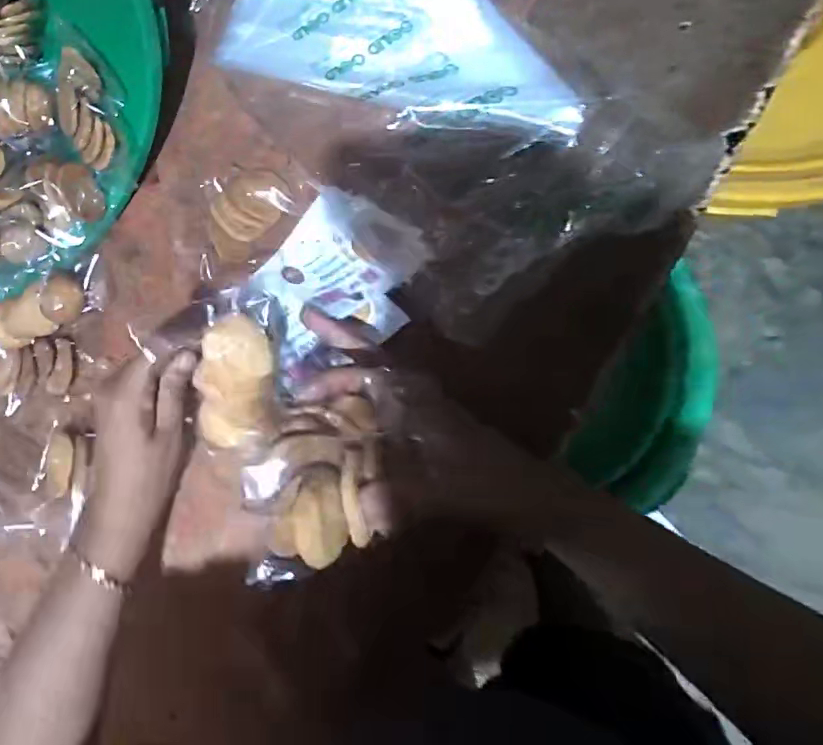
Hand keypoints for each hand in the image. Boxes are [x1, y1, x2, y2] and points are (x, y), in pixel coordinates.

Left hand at [73, 348, 196, 578]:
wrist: (115, 514)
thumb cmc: (148, 479)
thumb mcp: (170, 434)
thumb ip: (175, 390)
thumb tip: (187, 353)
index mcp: (124, 388)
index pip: (154, 348)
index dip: (180, 339)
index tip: (206, 334)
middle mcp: (108, 383)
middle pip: (145, 355)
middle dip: (174, 350)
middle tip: (206, 349)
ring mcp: (104, 393)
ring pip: (139, 367)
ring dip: (165, 364)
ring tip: (197, 363)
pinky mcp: (106, 404)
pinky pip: (132, 381)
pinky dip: (153, 379)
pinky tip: (176, 384)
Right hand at [298, 307, 593, 539]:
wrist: (526, 493)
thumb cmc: (480, 483)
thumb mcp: (440, 493)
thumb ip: (402, 500)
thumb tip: (364, 510)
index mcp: (409, 394)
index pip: (358, 375)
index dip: (325, 381)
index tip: (296, 393)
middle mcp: (410, 387)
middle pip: (368, 350)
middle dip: (337, 331)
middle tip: (306, 311)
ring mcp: (417, 398)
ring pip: (377, 362)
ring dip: (349, 349)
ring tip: (319, 333)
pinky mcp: (421, 413)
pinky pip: (382, 383)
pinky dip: (361, 375)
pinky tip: (347, 387)